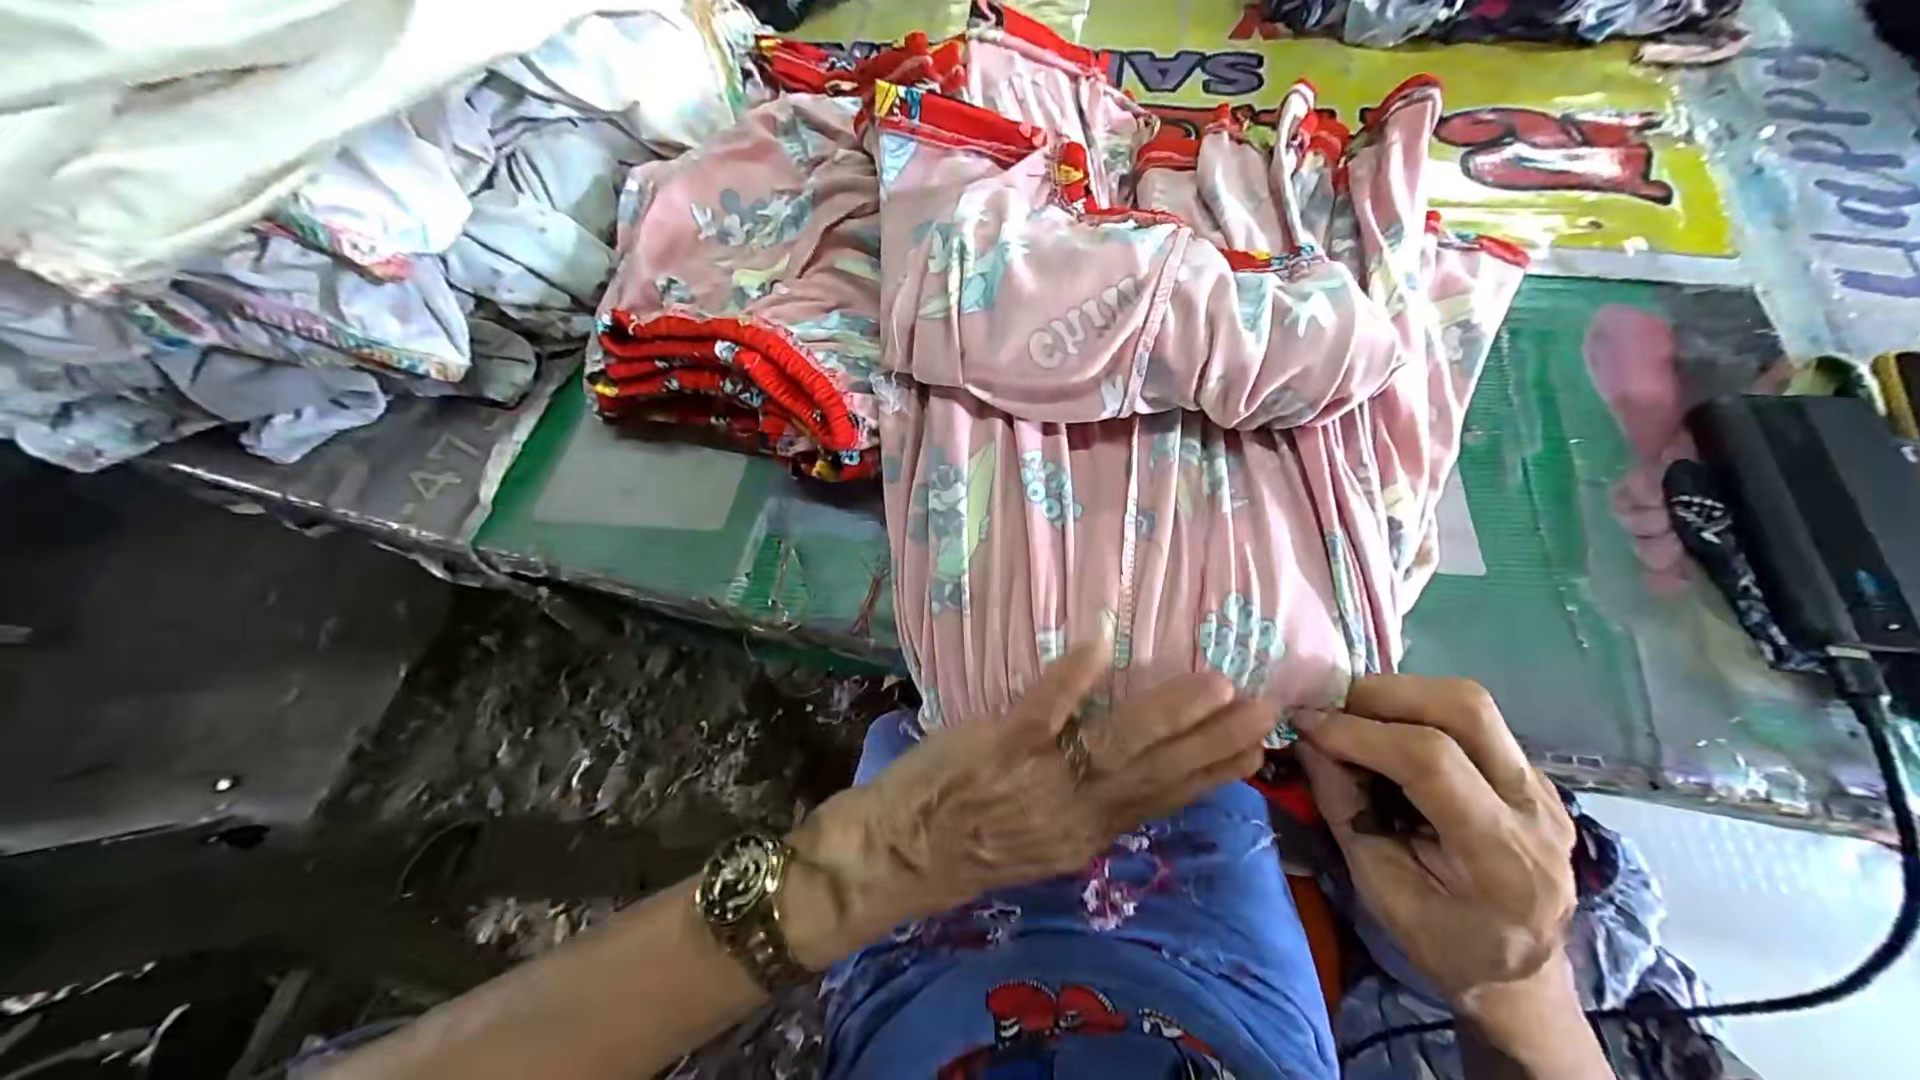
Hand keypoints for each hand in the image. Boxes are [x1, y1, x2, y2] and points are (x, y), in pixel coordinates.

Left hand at [779, 640, 1272, 967]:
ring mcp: (1037, 779)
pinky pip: (1042, 711)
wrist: (896, 853)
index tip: (1256, 751)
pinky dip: (1071, 682)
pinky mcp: (998, 749)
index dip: (1211, 775)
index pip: (1161, 800)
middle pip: (1155, 772)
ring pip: (1115, 744)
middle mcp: (1073, 813)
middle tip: (1263, 709)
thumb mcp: (1039, 842)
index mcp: (1084, 833)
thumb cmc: (967, 841)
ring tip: (1214, 684)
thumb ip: (1082, 808)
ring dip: (1167, 712)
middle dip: (1212, 741)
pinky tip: (1100, 649)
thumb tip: (1126, 770)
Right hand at [1292, 676, 1577, 1007]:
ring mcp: (1542, 786)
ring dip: (1396, 694)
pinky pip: (1468, 718)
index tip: (1304, 725)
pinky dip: (1411, 710)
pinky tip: (1380, 733)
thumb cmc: (1443, 942)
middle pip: (1464, 708)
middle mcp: (1537, 809)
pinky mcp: (1528, 772)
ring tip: (1350, 716)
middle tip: (1329, 710)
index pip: (1430, 759)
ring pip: (1468, 701)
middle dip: (1382, 695)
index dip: (1356, 732)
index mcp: (1503, 857)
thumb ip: (1344, 809)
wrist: (1518, 970)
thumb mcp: (1378, 888)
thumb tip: (1307, 740)